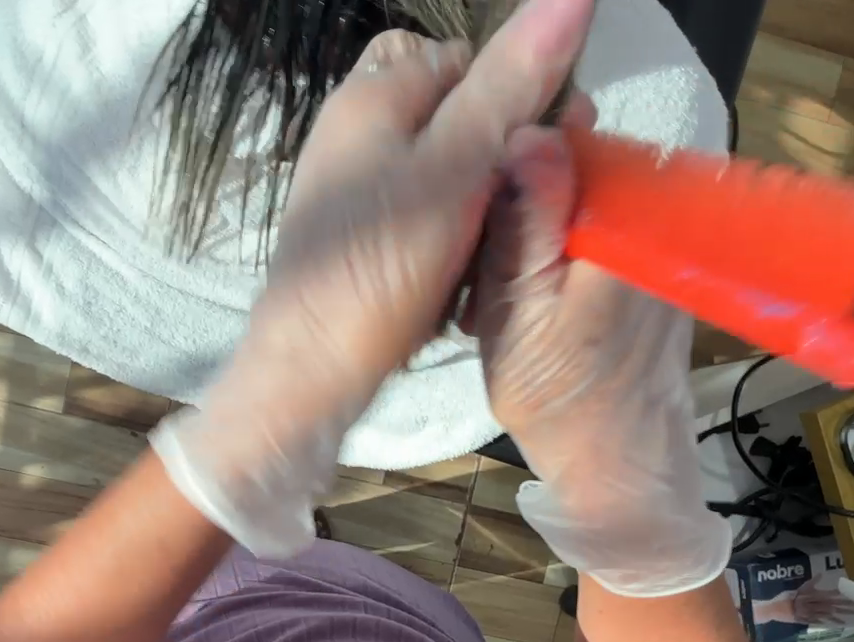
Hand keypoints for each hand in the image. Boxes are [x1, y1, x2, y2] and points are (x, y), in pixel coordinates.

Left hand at [151, 0, 598, 557]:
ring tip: (486, 254)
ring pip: (440, 179)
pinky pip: (419, 226)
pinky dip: (444, 246)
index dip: (514, 95)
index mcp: (371, 98)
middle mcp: (354, 137)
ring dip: (474, 210)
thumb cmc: (377, 267)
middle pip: (452, 120)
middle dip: (494, 160)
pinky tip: (455, 281)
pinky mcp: (358, 246)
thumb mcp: (452, 170)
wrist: (309, 371)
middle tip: (519, 209)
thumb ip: (507, 88)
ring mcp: (353, 195)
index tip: (544, 149)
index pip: (464, 58)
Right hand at [468, 113, 731, 595]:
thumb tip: (530, 132)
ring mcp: (658, 246)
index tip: (476, 220)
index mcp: (623, 219)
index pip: (567, 139)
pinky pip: (596, 237)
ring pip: (580, 205)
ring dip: (532, 238)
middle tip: (482, 274)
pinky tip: (530, 304)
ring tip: (499, 296)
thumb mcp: (518, 314)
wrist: (619, 466)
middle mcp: (654, 218)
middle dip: (518, 207)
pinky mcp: (652, 272)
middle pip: (573, 170)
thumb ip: (525, 226)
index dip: (511, 166)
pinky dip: (557, 260)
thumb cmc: (560, 400)